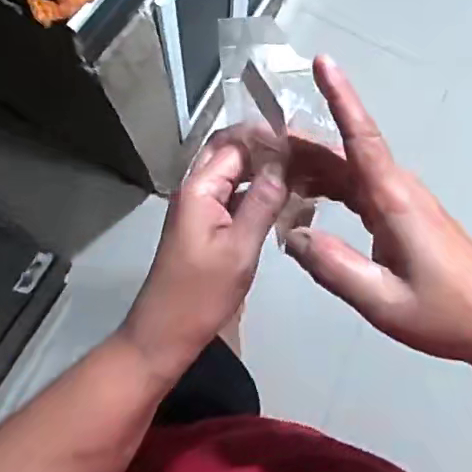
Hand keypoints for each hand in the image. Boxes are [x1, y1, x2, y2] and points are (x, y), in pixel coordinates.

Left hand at [118, 133, 287, 382]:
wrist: (164, 334)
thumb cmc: (200, 294)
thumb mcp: (239, 248)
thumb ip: (262, 202)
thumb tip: (283, 163)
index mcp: (199, 187)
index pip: (237, 144)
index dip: (270, 138)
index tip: (306, 140)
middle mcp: (196, 188)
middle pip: (231, 151)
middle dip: (267, 147)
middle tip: (306, 152)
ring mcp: (199, 206)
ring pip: (233, 172)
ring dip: (264, 168)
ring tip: (303, 171)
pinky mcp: (205, 224)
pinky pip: (233, 194)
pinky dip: (257, 191)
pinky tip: (286, 199)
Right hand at [281, 56, 471, 370]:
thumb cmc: (445, 314)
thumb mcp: (383, 301)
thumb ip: (334, 268)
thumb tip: (292, 236)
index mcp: (393, 199)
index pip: (360, 135)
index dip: (340, 96)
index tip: (322, 61)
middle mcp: (396, 189)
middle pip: (342, 151)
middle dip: (299, 141)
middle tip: (255, 140)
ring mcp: (401, 200)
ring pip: (347, 169)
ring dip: (309, 166)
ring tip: (268, 168)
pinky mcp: (402, 215)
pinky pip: (356, 188)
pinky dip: (326, 187)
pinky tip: (304, 199)